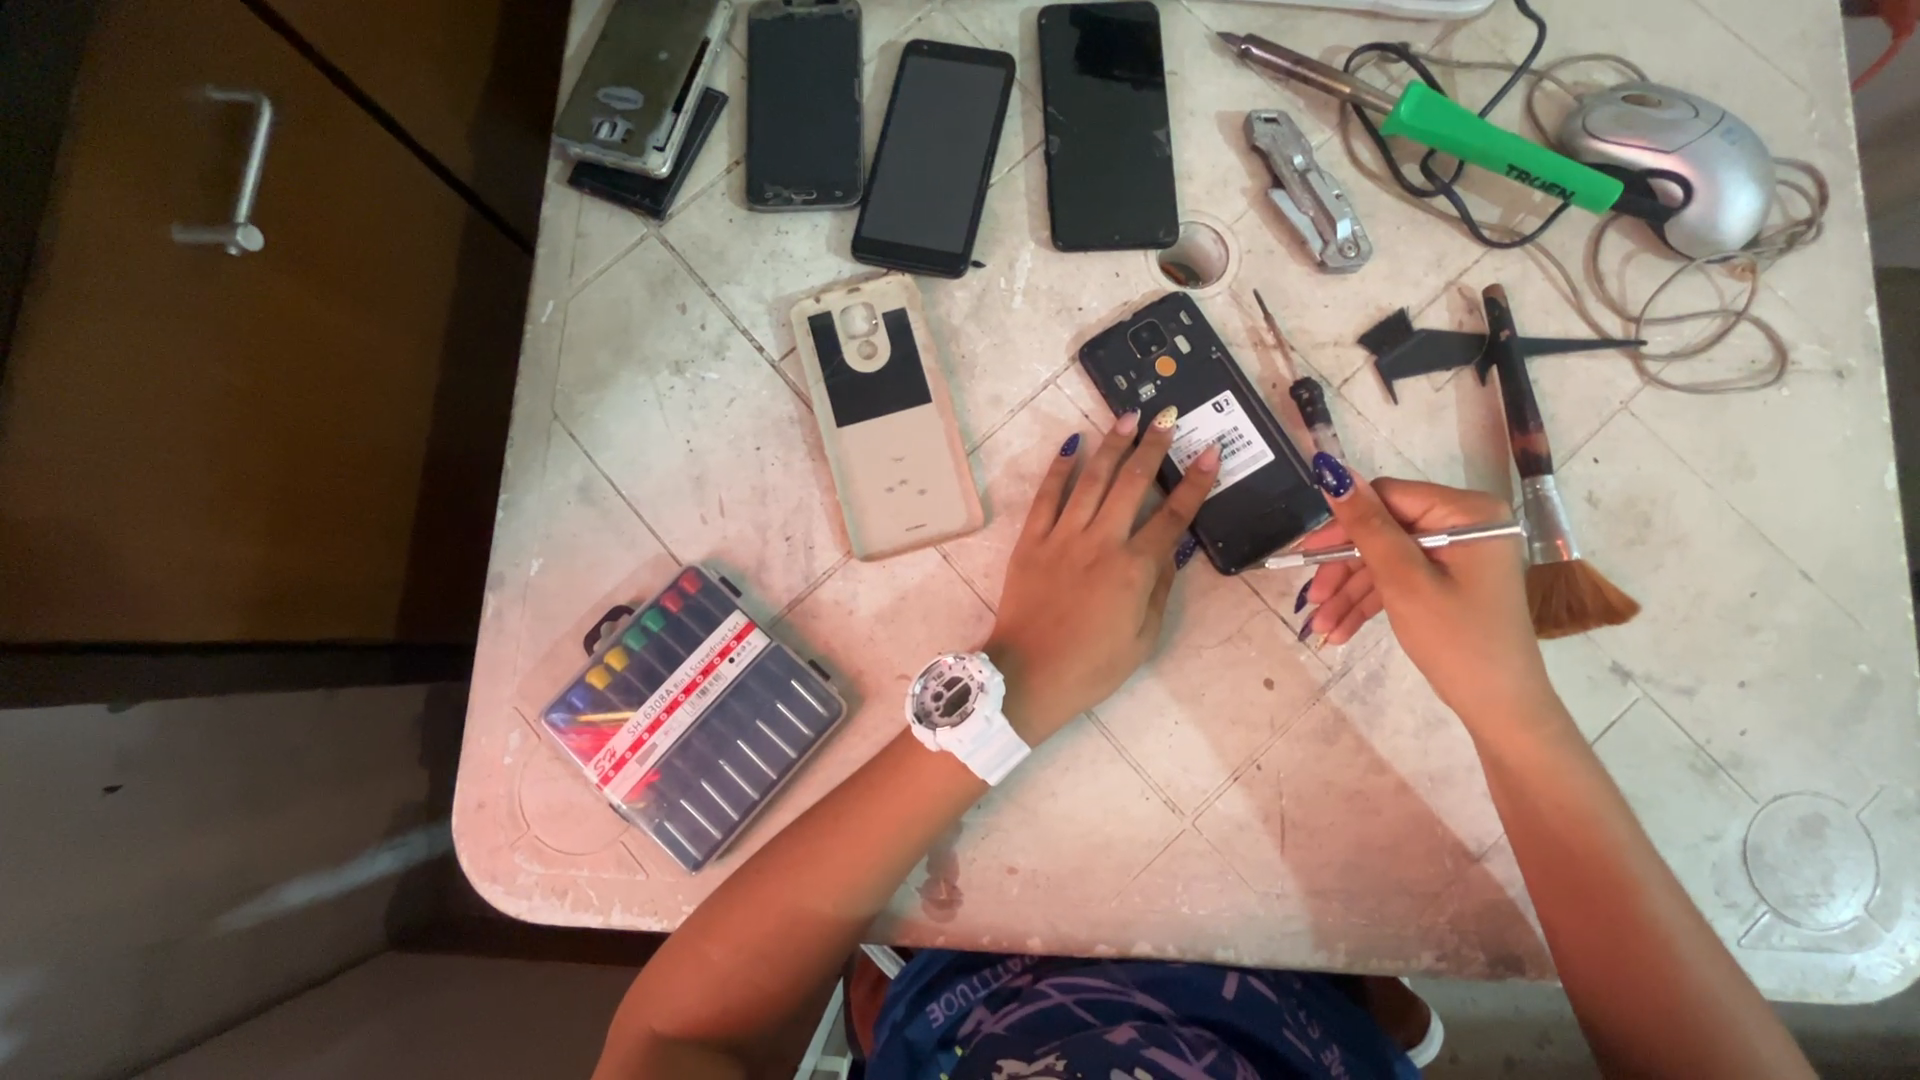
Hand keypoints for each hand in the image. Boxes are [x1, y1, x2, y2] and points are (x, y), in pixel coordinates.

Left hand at [985, 409, 1219, 744]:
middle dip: (1153, 447)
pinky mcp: (1031, 541)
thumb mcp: (1143, 638)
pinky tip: (1071, 444)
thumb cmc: (1092, 667)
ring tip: (1127, 417)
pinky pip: (1047, 496)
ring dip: (1111, 446)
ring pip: (1091, 480)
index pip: (1173, 516)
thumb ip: (1159, 590)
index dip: (1195, 483)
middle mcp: (1101, 542)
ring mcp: (1062, 537)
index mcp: (1134, 569)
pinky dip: (1059, 467)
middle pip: (1132, 484)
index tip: (1209, 453)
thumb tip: (1171, 551)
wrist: (1028, 676)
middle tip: (1167, 417)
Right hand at [1299, 454, 1555, 724]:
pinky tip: (1340, 630)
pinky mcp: (1450, 580)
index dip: (1343, 525)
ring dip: (1350, 593)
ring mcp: (1458, 554)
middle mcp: (1465, 524)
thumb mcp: (1404, 580)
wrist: (1501, 706)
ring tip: (1320, 626)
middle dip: (1342, 569)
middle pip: (1382, 530)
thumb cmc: (1457, 638)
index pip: (1387, 497)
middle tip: (1311, 600)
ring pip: (1385, 560)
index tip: (1305, 556)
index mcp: (1467, 513)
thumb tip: (1331, 471)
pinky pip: (1400, 579)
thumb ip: (1366, 525)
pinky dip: (1370, 602)